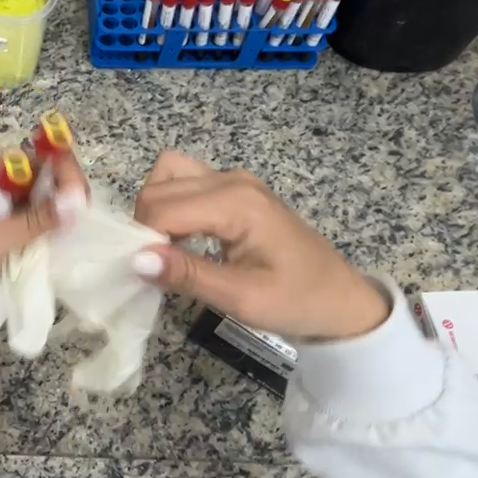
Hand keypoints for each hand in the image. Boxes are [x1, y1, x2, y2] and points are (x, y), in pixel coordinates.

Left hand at [0, 151, 87, 303]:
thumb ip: (35, 222)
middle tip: (81, 223)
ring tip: (72, 235)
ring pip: (38, 198)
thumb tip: (77, 203)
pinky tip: (53, 244)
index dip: (67, 172)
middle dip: (66, 194)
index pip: (43, 156)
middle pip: (45, 176)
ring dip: (55, 213)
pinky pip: (26, 217)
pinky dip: (40, 228)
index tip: (80, 202)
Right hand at [132, 151, 387, 341]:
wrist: (342, 301)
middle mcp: (231, 179)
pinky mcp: (233, 188)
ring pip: (166, 175)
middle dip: (145, 227)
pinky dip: (171, 205)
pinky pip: (184, 182)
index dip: (143, 241)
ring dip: (155, 210)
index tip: (145, 275)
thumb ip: (187, 274)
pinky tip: (182, 240)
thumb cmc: (297, 301)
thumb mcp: (242, 298)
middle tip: (156, 268)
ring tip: (165, 248)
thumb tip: (136, 259)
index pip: (161, 208)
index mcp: (236, 201)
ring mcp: (233, 179)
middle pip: (158, 188)